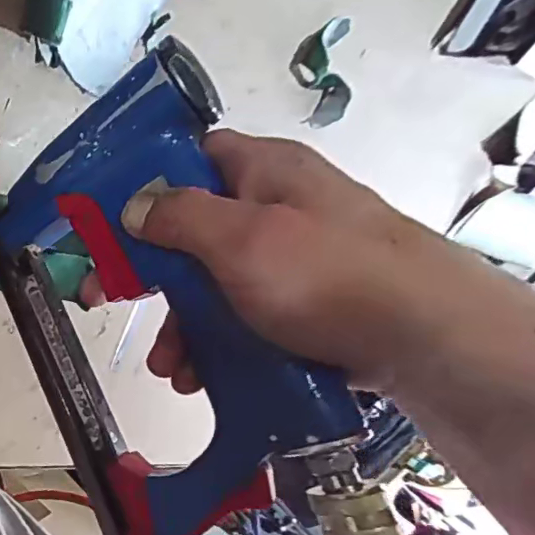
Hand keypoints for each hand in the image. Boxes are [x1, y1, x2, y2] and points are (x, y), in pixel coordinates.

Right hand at [120, 130, 516, 391]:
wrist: (427, 341)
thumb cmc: (326, 276)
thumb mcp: (241, 239)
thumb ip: (179, 216)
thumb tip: (133, 206)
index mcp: (262, 171)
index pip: (189, 157)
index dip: (143, 185)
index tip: (107, 224)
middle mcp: (274, 207)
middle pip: (190, 231)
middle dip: (151, 277)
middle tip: (109, 302)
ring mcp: (289, 258)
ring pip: (210, 282)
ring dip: (180, 325)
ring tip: (170, 368)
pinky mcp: (300, 303)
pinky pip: (239, 315)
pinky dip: (214, 344)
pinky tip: (199, 377)